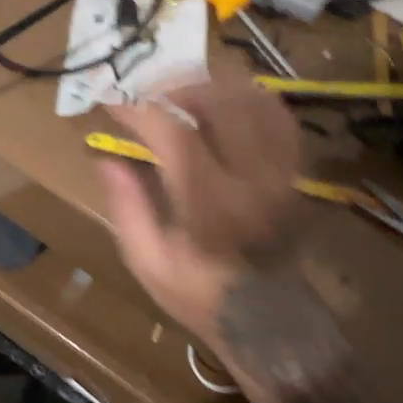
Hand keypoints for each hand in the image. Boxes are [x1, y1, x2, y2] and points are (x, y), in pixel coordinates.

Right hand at [93, 74, 303, 346]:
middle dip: (177, 86)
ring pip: (255, 100)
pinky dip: (249, 99)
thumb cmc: (197, 294)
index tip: (114, 101)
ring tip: (180, 91)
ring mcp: (281, 171)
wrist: (265, 317)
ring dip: (214, 86)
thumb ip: (128, 208)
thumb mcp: (147, 262)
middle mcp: (252, 178)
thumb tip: (106, 159)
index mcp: (209, 205)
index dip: (142, 110)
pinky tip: (225, 102)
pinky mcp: (296, 171)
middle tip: (146, 90)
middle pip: (221, 102)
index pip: (176, 135)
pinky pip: (279, 117)